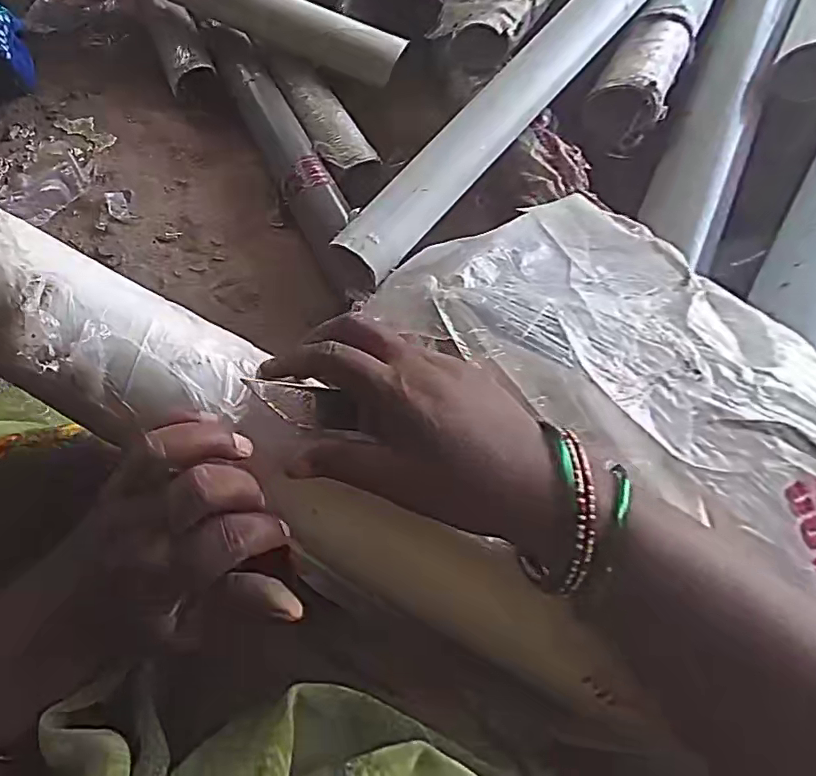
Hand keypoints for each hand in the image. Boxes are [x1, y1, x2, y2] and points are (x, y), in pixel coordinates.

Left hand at [0, 415, 297, 747]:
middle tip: (260, 493)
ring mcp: (123, 498)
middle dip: (242, 483)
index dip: (263, 529)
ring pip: (165, 452)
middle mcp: (143, 531)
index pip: (224, 540)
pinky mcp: (112, 478)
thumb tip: (294, 602)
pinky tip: (207, 423)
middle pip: (198, 487)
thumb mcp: (185, 632)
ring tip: (241, 444)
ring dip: (210, 440)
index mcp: (165, 577)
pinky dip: (177, 423)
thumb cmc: (128, 629)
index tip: (281, 530)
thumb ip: (236, 607)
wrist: (58, 614)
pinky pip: (141, 440)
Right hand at [259, 314, 563, 565]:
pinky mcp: (463, 365)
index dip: (293, 359)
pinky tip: (390, 391)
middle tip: (301, 362)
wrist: (546, 485)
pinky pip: (410, 346)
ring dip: (352, 343)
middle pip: (354, 325)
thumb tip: (290, 460)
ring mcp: (442, 357)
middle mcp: (414, 359)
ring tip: (341, 378)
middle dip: (319, 336)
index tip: (270, 372)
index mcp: (394, 387)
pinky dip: (382, 354)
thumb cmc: (465, 489)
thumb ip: (340, 461)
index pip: (330, 355)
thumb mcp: (397, 481)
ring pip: (384, 332)